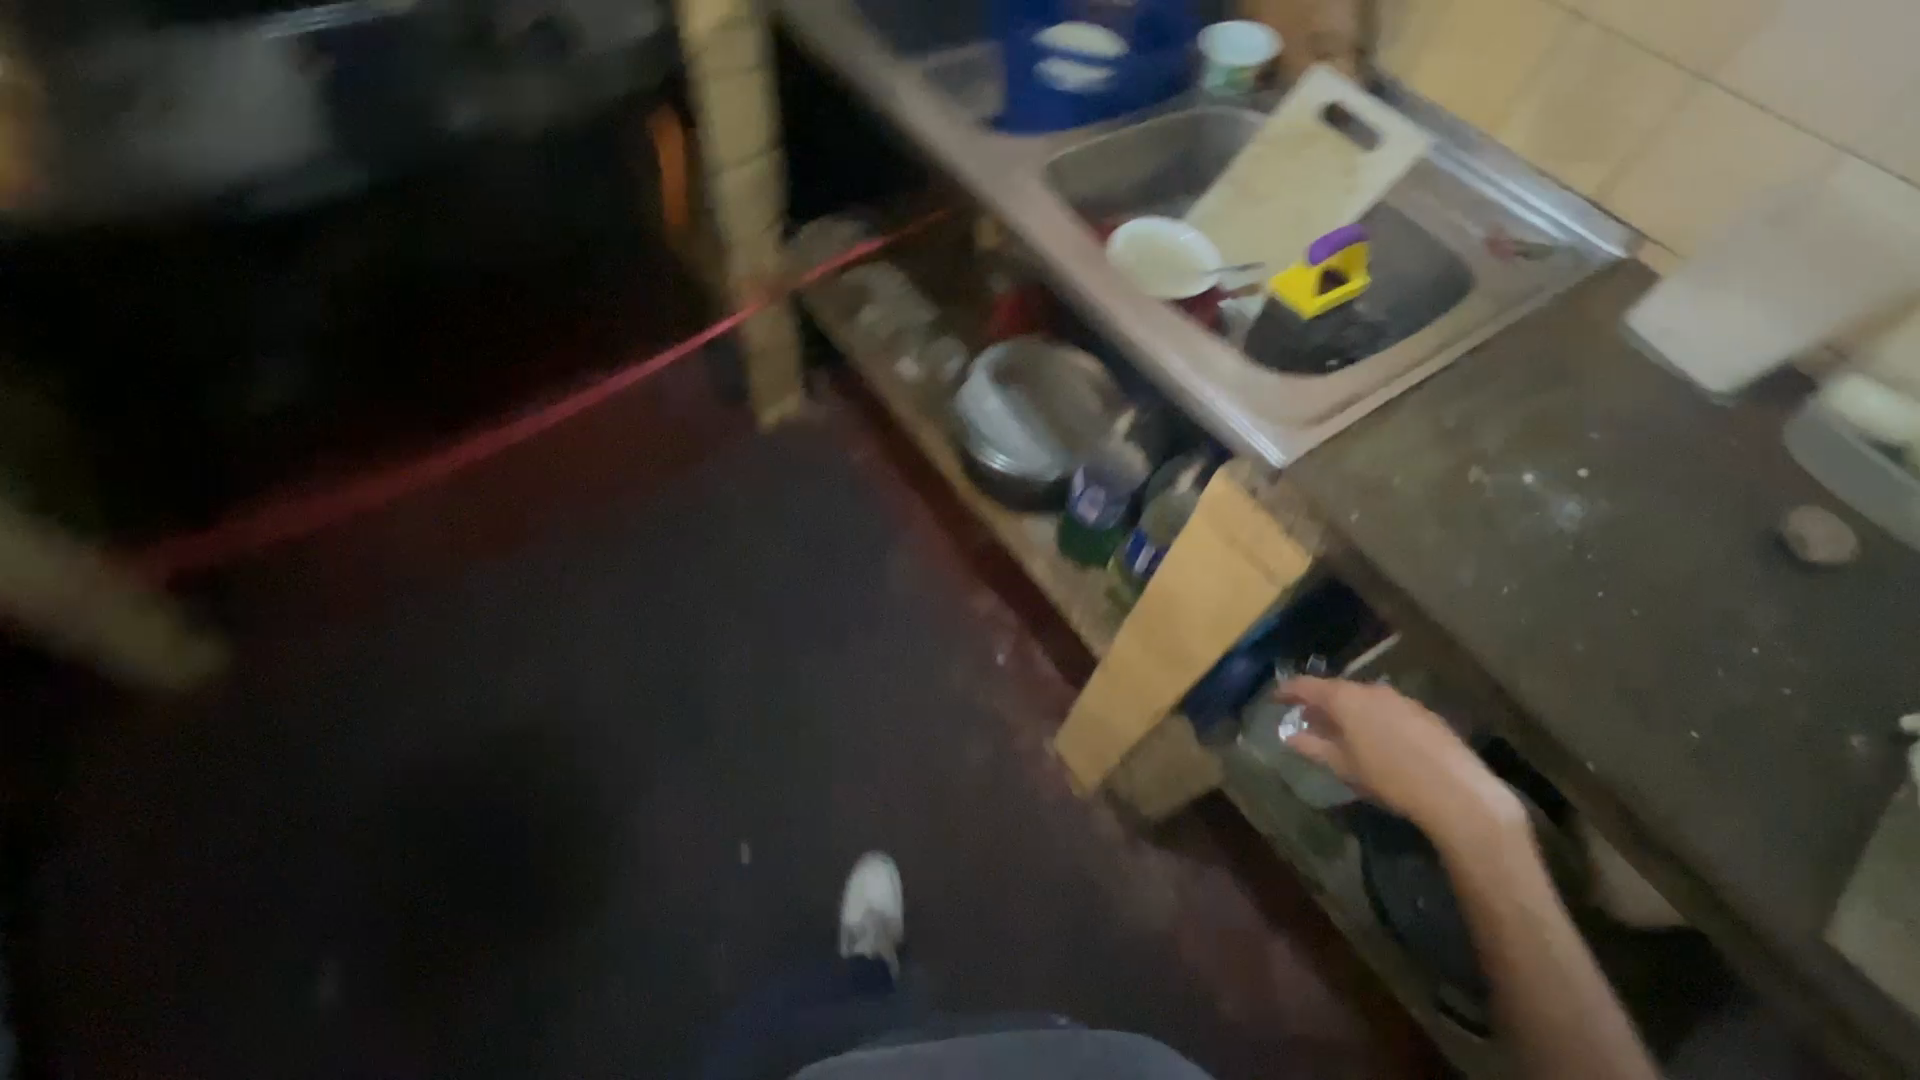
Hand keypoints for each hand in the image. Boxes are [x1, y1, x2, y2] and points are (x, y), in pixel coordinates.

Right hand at [1277, 676, 1524, 844]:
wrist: (1456, 791)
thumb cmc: (1388, 777)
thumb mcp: (1343, 766)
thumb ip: (1312, 747)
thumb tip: (1290, 736)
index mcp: (1346, 699)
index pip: (1307, 686)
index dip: (1288, 691)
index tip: (1275, 698)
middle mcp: (1372, 690)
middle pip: (1337, 690)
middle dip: (1320, 704)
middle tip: (1307, 721)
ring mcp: (1401, 699)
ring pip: (1364, 699)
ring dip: (1347, 712)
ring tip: (1340, 733)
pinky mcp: (1424, 714)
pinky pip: (1386, 709)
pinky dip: (1372, 718)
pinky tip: (1376, 741)